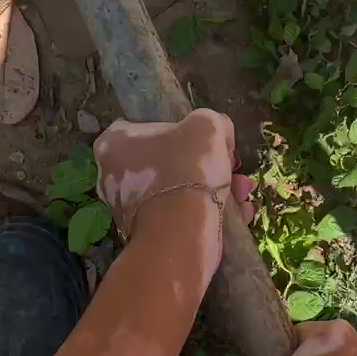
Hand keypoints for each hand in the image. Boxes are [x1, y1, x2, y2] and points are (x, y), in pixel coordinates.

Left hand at [92, 108, 255, 245]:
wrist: (182, 234)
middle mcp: (113, 176)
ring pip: (179, 188)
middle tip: (230, 164)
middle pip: (168, 158)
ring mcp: (128, 208)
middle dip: (206, 162)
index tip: (205, 137)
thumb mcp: (208, 125)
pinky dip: (209, 210)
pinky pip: (181, 213)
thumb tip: (220, 133)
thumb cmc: (187, 169)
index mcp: (113, 143)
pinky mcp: (148, 234)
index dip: (181, 126)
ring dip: (215, 186)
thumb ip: (213, 120)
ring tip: (243, 190)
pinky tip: (239, 210)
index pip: (146, 124)